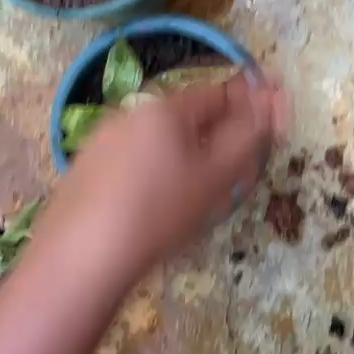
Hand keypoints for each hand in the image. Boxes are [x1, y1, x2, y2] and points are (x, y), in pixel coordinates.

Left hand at [31, 74, 288, 282]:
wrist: (81, 259)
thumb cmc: (159, 213)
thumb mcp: (217, 176)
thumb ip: (249, 134)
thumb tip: (273, 100)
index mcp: (165, 108)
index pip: (220, 94)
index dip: (250, 110)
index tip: (268, 135)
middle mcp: (131, 113)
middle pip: (189, 118)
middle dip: (219, 140)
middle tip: (237, 178)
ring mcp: (102, 141)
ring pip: (161, 143)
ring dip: (188, 159)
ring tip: (198, 200)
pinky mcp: (85, 170)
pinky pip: (135, 163)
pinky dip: (156, 176)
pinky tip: (157, 211)